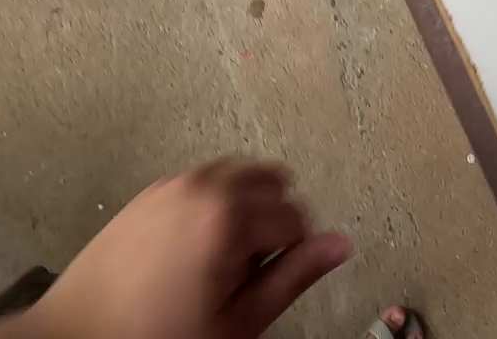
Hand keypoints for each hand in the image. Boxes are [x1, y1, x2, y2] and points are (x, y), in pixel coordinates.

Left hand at [0, 160, 350, 338]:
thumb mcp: (237, 322)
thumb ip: (295, 275)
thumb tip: (341, 244)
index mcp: (231, 216)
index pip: (296, 215)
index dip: (290, 253)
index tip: (265, 280)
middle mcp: (208, 184)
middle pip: (275, 181)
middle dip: (271, 220)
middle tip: (243, 269)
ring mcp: (178, 181)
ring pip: (243, 173)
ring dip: (245, 206)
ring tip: (218, 257)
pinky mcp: (155, 187)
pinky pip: (207, 178)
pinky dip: (214, 202)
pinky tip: (192, 248)